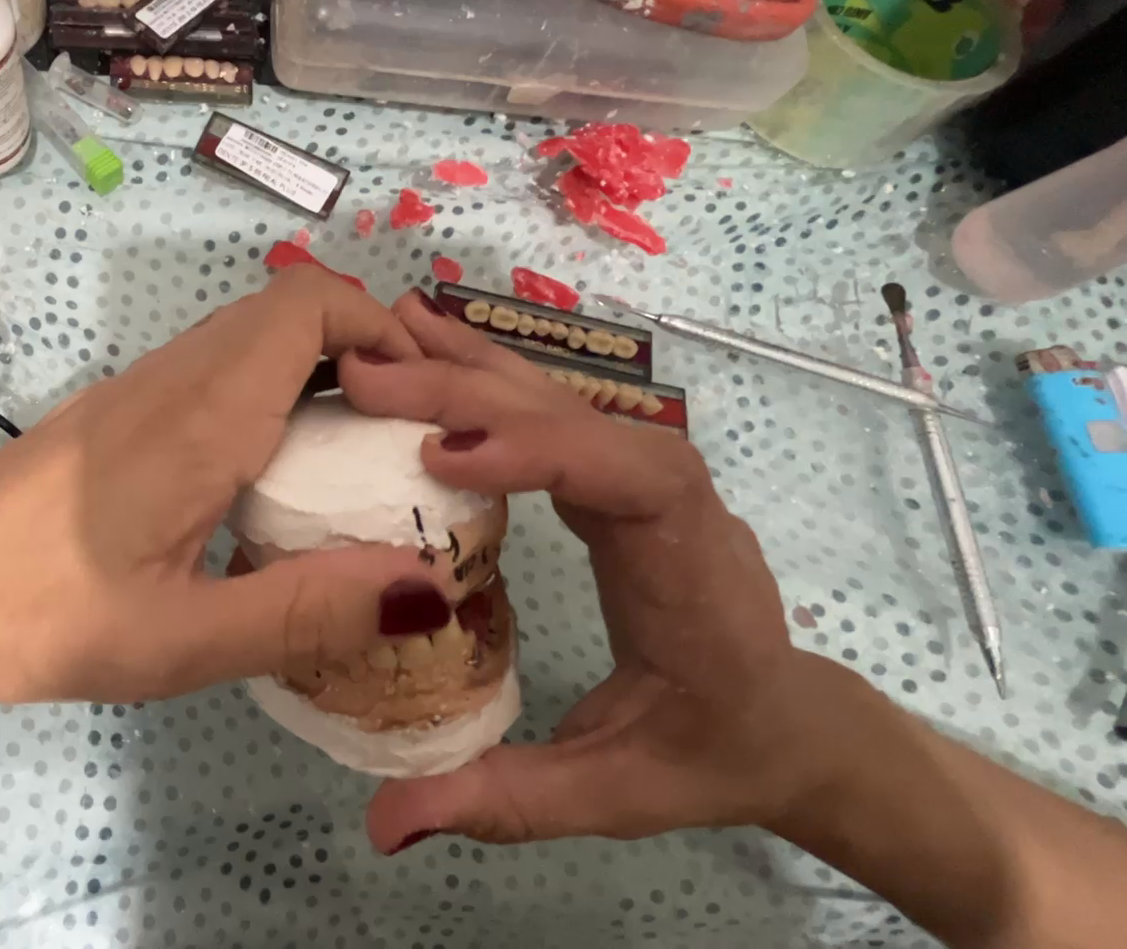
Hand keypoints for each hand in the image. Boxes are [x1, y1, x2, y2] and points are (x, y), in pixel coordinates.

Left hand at [0, 267, 456, 716]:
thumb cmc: (40, 618)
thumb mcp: (181, 639)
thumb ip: (305, 612)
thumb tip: (427, 587)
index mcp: (198, 416)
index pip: (307, 308)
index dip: (381, 326)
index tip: (424, 398)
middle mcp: (166, 381)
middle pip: (282, 313)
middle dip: (360, 350)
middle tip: (404, 434)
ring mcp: (127, 392)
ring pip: (241, 341)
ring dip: (310, 373)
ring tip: (352, 457)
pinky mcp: (105, 417)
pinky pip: (204, 373)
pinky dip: (261, 394)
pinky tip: (263, 476)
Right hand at [339, 291, 864, 852]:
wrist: (786, 718)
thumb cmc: (710, 752)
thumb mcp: (611, 793)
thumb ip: (503, 802)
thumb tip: (382, 824)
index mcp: (695, 576)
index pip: (636, 482)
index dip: (545, 454)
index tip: (443, 455)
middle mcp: (675, 503)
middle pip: (577, 418)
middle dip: (470, 390)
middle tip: (368, 376)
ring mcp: (643, 477)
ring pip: (559, 397)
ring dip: (471, 359)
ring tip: (388, 330)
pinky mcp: (610, 471)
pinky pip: (546, 410)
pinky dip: (485, 375)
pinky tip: (431, 353)